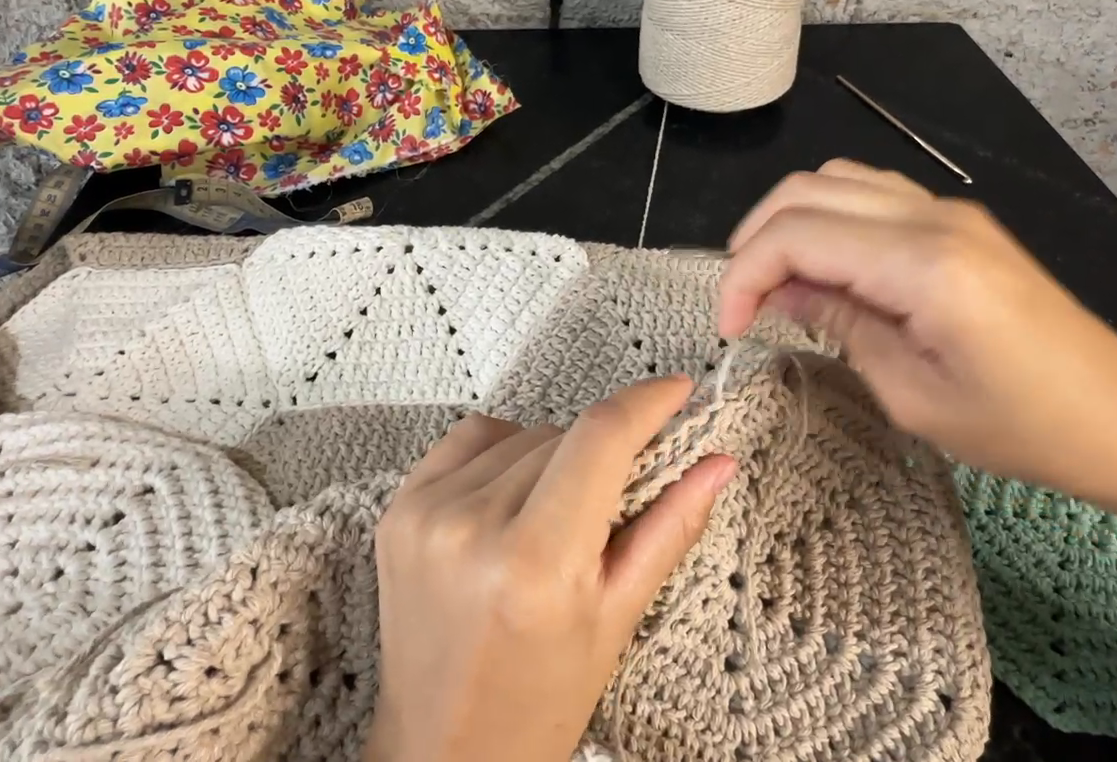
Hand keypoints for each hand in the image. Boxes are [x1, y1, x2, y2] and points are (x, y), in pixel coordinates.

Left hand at [367, 379, 737, 761]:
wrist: (443, 749)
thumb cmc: (541, 698)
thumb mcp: (619, 616)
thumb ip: (671, 526)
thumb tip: (719, 461)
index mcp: (537, 563)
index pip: (600, 438)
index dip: (646, 402)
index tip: (677, 390)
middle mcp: (472, 528)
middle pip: (565, 435)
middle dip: (602, 454)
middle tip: (608, 506)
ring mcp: (426, 514)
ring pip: (523, 434)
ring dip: (552, 457)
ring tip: (553, 518)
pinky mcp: (397, 508)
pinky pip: (471, 437)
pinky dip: (504, 452)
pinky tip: (512, 498)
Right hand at [719, 158, 1116, 512]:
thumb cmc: (1023, 428)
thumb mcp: (911, 394)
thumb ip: (838, 325)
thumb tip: (778, 294)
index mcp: (923, 263)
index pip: (797, 234)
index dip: (743, 275)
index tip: (728, 328)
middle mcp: (934, 216)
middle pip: (806, 190)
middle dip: (755, 242)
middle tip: (742, 305)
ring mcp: (950, 211)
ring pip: (836, 180)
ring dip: (789, 223)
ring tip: (776, 285)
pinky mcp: (959, 222)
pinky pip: (871, 195)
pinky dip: (829, 220)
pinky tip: (826, 270)